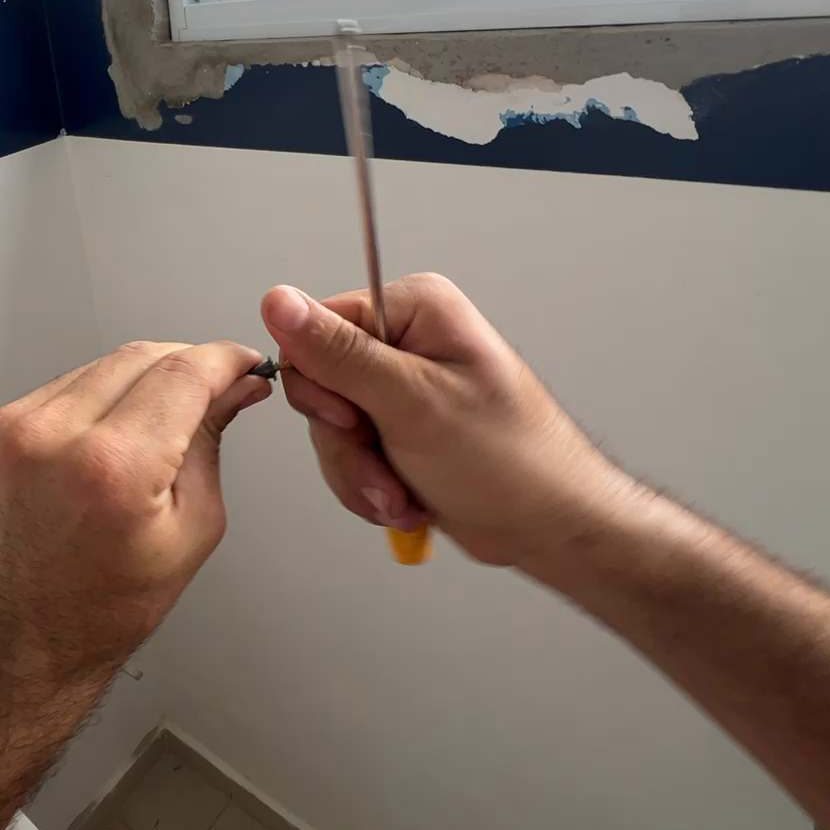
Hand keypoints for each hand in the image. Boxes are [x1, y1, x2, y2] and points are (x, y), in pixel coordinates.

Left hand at [0, 341, 272, 678]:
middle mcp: (55, 437)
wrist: (30, 631)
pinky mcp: (2, 424)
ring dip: (149, 374)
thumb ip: (212, 440)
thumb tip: (236, 387)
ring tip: (167, 416)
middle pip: (144, 355)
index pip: (184, 374)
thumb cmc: (106, 602)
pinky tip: (121, 423)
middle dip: (190, 362)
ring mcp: (20, 427)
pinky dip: (108, 390)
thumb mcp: (193, 526)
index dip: (225, 359)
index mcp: (111, 468)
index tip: (244, 362)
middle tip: (218, 385)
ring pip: (108, 361)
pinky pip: (73, 380)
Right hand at [260, 273, 638, 566]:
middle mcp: (401, 338)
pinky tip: (403, 494)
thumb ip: (338, 352)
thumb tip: (278, 302)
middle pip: (317, 381)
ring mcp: (395, 383)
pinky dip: (366, 481)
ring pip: (327, 424)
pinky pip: (344, 448)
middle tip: (383, 462)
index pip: (314, 326)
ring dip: (358, 469)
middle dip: (346, 439)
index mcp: (411, 309)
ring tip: (401, 489)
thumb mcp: (412, 402)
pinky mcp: (392, 422)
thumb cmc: (513, 462)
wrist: (550, 528)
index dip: (322, 383)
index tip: (355, 418)